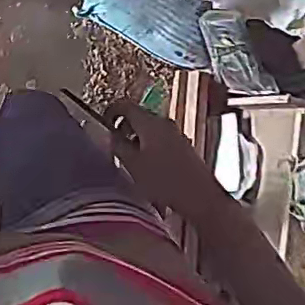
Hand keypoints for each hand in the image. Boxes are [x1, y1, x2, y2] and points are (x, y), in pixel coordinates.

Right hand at [107, 99, 230, 223]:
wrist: (200, 199)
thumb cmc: (165, 181)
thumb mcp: (132, 164)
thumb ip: (117, 145)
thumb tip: (111, 136)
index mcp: (150, 123)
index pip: (125, 105)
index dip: (111, 112)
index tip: (103, 123)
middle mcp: (165, 124)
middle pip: (138, 116)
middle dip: (124, 128)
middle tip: (114, 143)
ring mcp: (177, 135)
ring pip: (150, 129)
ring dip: (137, 138)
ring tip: (129, 158)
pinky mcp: (184, 147)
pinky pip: (161, 139)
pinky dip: (150, 146)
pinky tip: (148, 166)